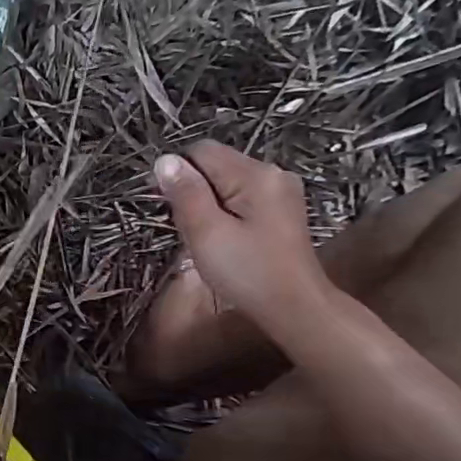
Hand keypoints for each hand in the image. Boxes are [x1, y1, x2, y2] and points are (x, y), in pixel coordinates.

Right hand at [154, 141, 331, 329]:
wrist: (295, 308)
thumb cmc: (248, 273)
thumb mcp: (207, 233)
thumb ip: (185, 193)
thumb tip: (164, 160)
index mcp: (256, 175)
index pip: (202, 151)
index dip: (179, 176)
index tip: (173, 210)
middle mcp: (272, 173)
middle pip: (215, 165)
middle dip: (195, 192)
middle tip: (195, 230)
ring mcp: (280, 191)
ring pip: (226, 183)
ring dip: (208, 205)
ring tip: (211, 238)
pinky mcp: (281, 209)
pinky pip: (241, 197)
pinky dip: (226, 213)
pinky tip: (227, 239)